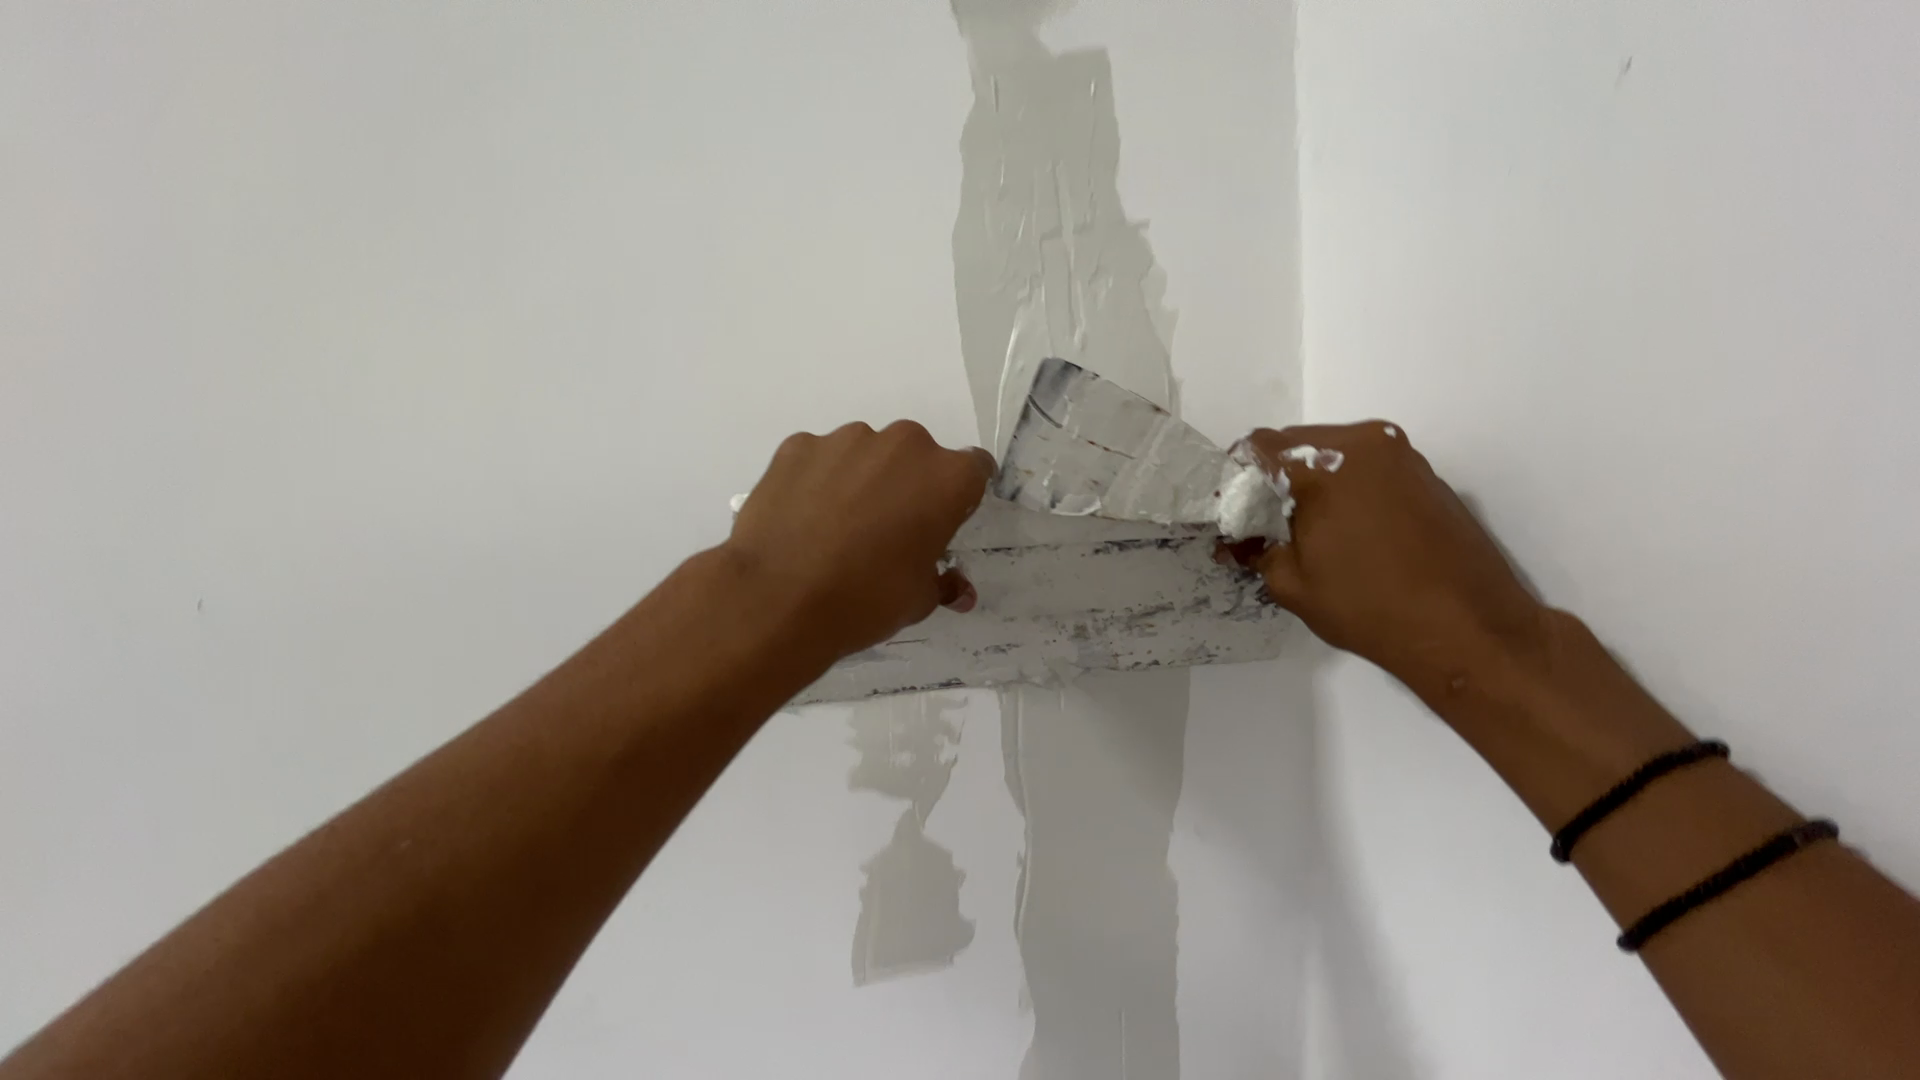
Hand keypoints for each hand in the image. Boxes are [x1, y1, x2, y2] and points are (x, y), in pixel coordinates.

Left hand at [725, 420, 994, 662]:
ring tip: (837, 527)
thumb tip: (956, 589)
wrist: (778, 598)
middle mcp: (903, 445)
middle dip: (907, 485)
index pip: (974, 469)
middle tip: (887, 530)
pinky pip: (820, 459)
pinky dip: (818, 480)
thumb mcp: (918, 600)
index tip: (943, 519)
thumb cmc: (866, 599)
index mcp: (946, 478)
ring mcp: (846, 440)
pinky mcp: (799, 445)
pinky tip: (803, 519)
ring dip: (862, 479)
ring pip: (866, 454)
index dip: (960, 495)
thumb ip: (942, 582)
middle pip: (917, 457)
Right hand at [1237, 422, 1550, 696]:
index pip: (1260, 446)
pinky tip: (1345, 533)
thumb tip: (1236, 544)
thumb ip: (1255, 551)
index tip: (1233, 510)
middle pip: (1298, 444)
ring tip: (1304, 531)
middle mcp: (1366, 444)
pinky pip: (1368, 470)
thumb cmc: (1370, 605)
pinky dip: (1346, 491)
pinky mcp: (1427, 477)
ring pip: (1335, 455)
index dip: (1236, 475)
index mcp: (1326, 463)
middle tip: (1262, 523)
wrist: (1469, 629)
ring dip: (1311, 484)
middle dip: (1273, 479)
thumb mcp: (1291, 584)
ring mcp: (1403, 457)